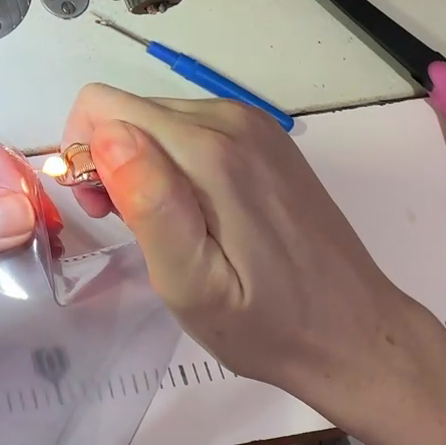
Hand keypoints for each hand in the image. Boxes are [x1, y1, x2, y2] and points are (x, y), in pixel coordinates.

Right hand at [62, 84, 437, 421]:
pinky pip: (186, 124)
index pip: (102, 107)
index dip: (86, 156)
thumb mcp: (191, 284)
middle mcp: (229, 118)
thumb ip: (149, 203)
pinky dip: (172, 159)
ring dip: (140, 161)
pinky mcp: (262, 134)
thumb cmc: (266, 324)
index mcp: (209, 149)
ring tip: (169, 224)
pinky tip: (196, 209)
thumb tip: (109, 135)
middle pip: (128, 110)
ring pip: (154, 117)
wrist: (359, 337)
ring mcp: (250, 122)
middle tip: (134, 226)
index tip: (106, 211)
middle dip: (110, 160)